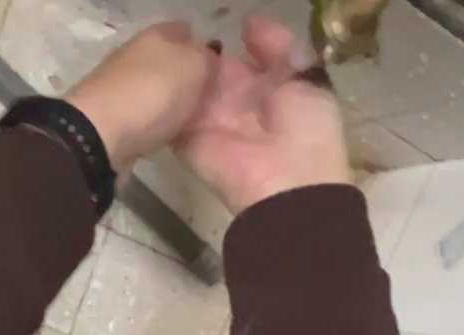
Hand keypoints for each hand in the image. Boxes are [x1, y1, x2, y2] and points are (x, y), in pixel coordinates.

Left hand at [64, 22, 218, 172]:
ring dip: (165, 103)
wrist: (100, 135)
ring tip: (185, 122)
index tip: (215, 70)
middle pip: (166, 62)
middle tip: (204, 101)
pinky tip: (160, 137)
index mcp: (157, 34)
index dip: (200, 46)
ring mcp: (118, 88)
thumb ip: (207, 59)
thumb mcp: (195, 67)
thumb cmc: (154, 93)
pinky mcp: (109, 120)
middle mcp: (134, 54)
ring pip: (151, 91)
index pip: (184, 30)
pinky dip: (150, 125)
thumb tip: (208, 55)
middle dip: (183, 78)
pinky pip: (139, 118)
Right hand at [175, 15, 352, 212]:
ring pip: (191, 91)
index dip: (233, 45)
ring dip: (181, 70)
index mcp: (266, 92)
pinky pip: (173, 115)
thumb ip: (279, 47)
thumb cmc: (306, 128)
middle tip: (187, 32)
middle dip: (202, 54)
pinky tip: (158, 71)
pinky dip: (165, 96)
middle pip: (212, 76)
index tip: (221, 23)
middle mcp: (236, 107)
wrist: (286, 182)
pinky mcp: (189, 143)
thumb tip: (248, 23)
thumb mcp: (305, 74)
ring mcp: (210, 126)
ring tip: (168, 43)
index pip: (242, 63)